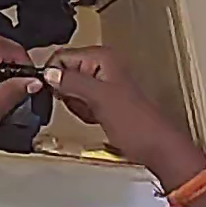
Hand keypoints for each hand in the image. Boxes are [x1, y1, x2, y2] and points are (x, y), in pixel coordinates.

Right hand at [44, 47, 204, 183]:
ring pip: (69, 89)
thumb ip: (71, 81)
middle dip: (68, 92)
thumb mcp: (99, 98)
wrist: (157, 150)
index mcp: (101, 57)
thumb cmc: (138, 124)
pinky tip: (96, 117)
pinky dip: (83, 111)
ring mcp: (102, 82)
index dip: (55, 75)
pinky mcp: (102, 98)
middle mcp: (101, 65)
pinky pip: (78, 101)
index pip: (61, 56)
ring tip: (93, 112)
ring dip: (76, 104)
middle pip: (64, 72)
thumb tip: (48, 73)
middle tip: (84, 104)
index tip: (59, 91)